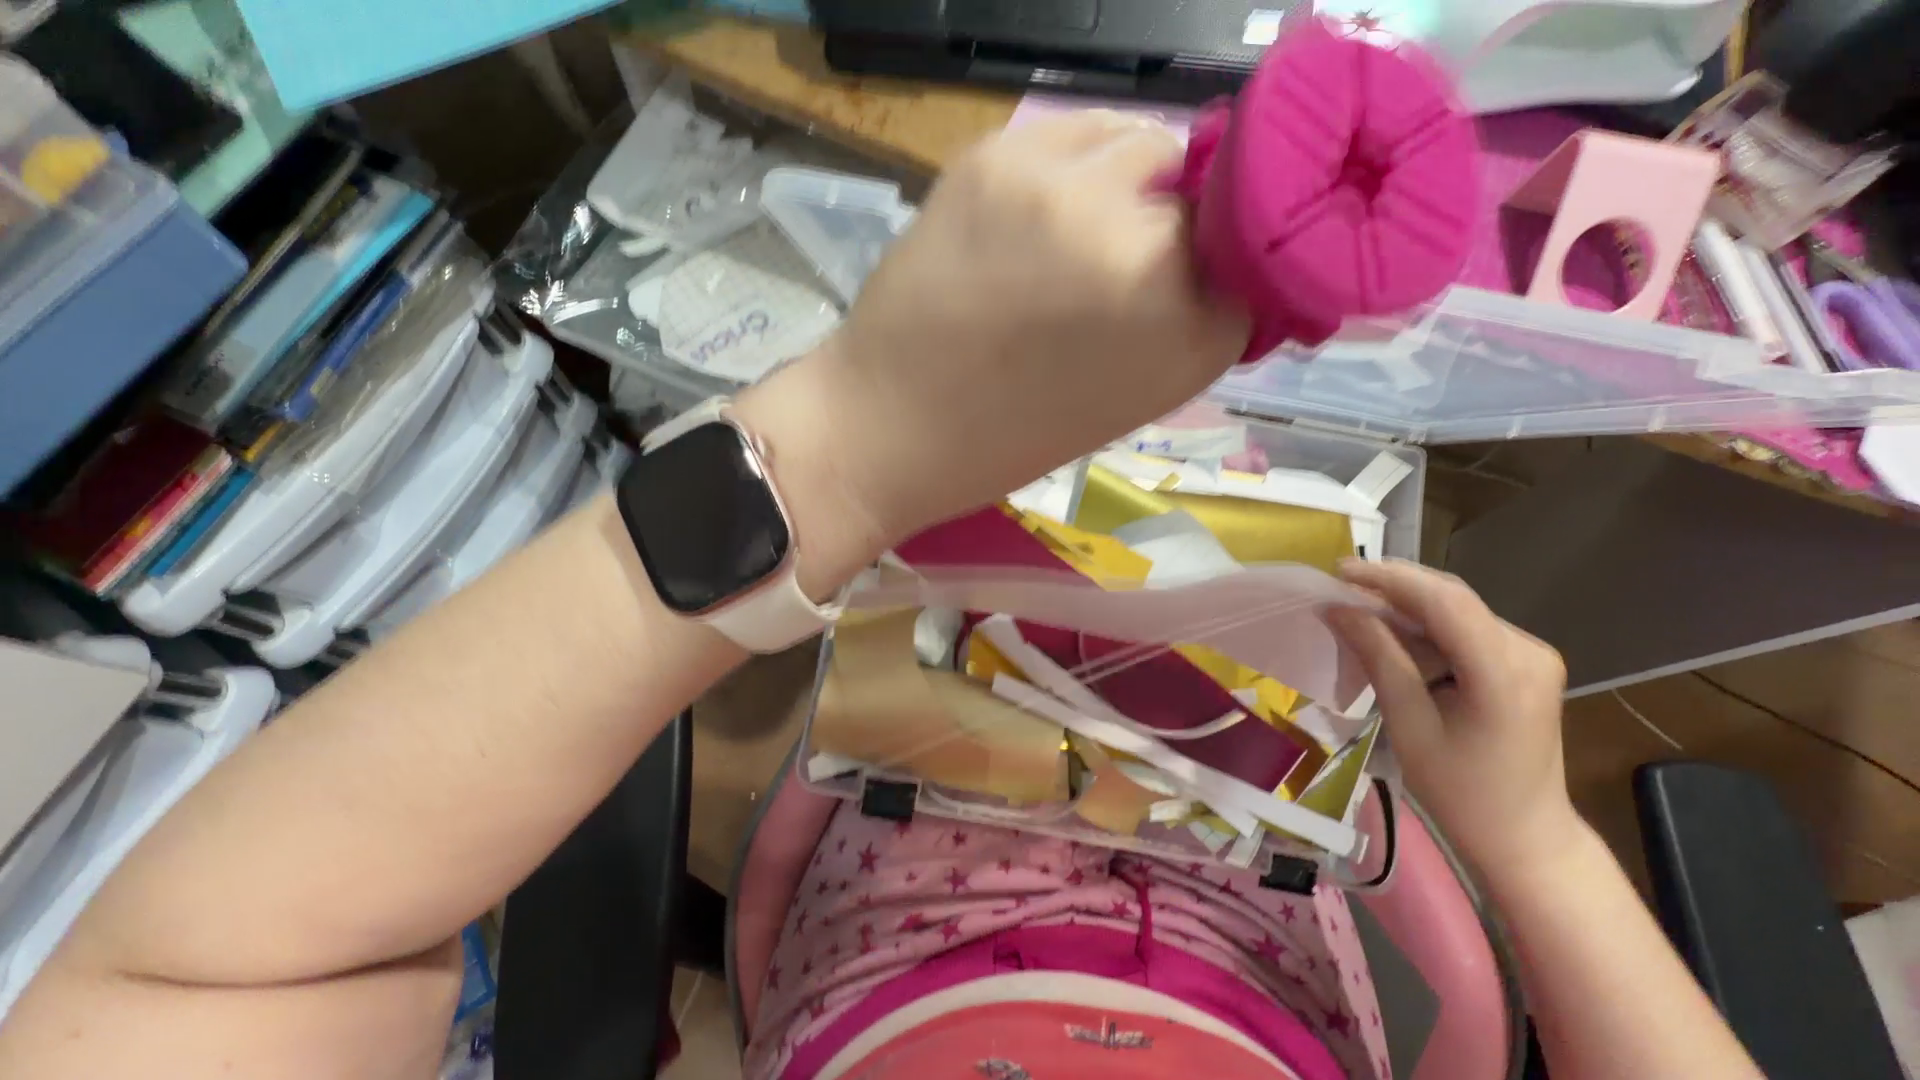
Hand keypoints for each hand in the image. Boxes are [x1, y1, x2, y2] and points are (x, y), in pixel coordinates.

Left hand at [736, 112, 1249, 590]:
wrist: (895, 423)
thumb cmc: (1016, 434)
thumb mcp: (1141, 398)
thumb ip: (1201, 321)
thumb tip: (1234, 252)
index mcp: (1188, 327)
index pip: (1257, 252)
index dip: (1228, 260)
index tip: (1199, 277)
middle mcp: (1142, 246)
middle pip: (1208, 194)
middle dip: (1183, 224)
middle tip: (1133, 260)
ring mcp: (1066, 190)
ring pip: (1147, 145)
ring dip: (1135, 181)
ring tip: (1088, 227)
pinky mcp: (1001, 157)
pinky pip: (1079, 129)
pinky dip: (1080, 162)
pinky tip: (1050, 206)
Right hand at [1327, 559, 1582, 875]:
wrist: (1524, 836)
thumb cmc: (1461, 792)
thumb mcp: (1410, 724)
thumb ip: (1378, 658)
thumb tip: (1338, 609)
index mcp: (1505, 671)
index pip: (1444, 602)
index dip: (1389, 578)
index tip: (1338, 570)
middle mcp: (1527, 650)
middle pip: (1451, 600)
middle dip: (1393, 588)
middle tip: (1338, 587)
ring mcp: (1530, 654)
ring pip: (1455, 612)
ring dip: (1405, 610)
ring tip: (1354, 614)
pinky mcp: (1522, 663)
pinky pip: (1465, 631)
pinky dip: (1424, 630)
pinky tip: (1391, 638)